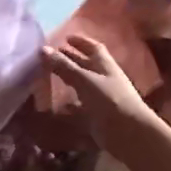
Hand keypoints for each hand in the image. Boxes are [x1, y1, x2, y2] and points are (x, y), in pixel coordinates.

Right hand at [42, 35, 166, 155]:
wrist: (128, 132)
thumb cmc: (109, 100)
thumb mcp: (84, 79)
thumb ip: (64, 66)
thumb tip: (42, 49)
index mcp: (105, 65)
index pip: (94, 48)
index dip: (81, 41)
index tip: (67, 37)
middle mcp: (105, 79)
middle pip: (88, 64)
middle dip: (73, 58)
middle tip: (54, 54)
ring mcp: (103, 97)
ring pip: (84, 84)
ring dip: (71, 79)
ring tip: (52, 75)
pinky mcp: (98, 114)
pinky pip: (83, 104)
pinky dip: (71, 102)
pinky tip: (60, 104)